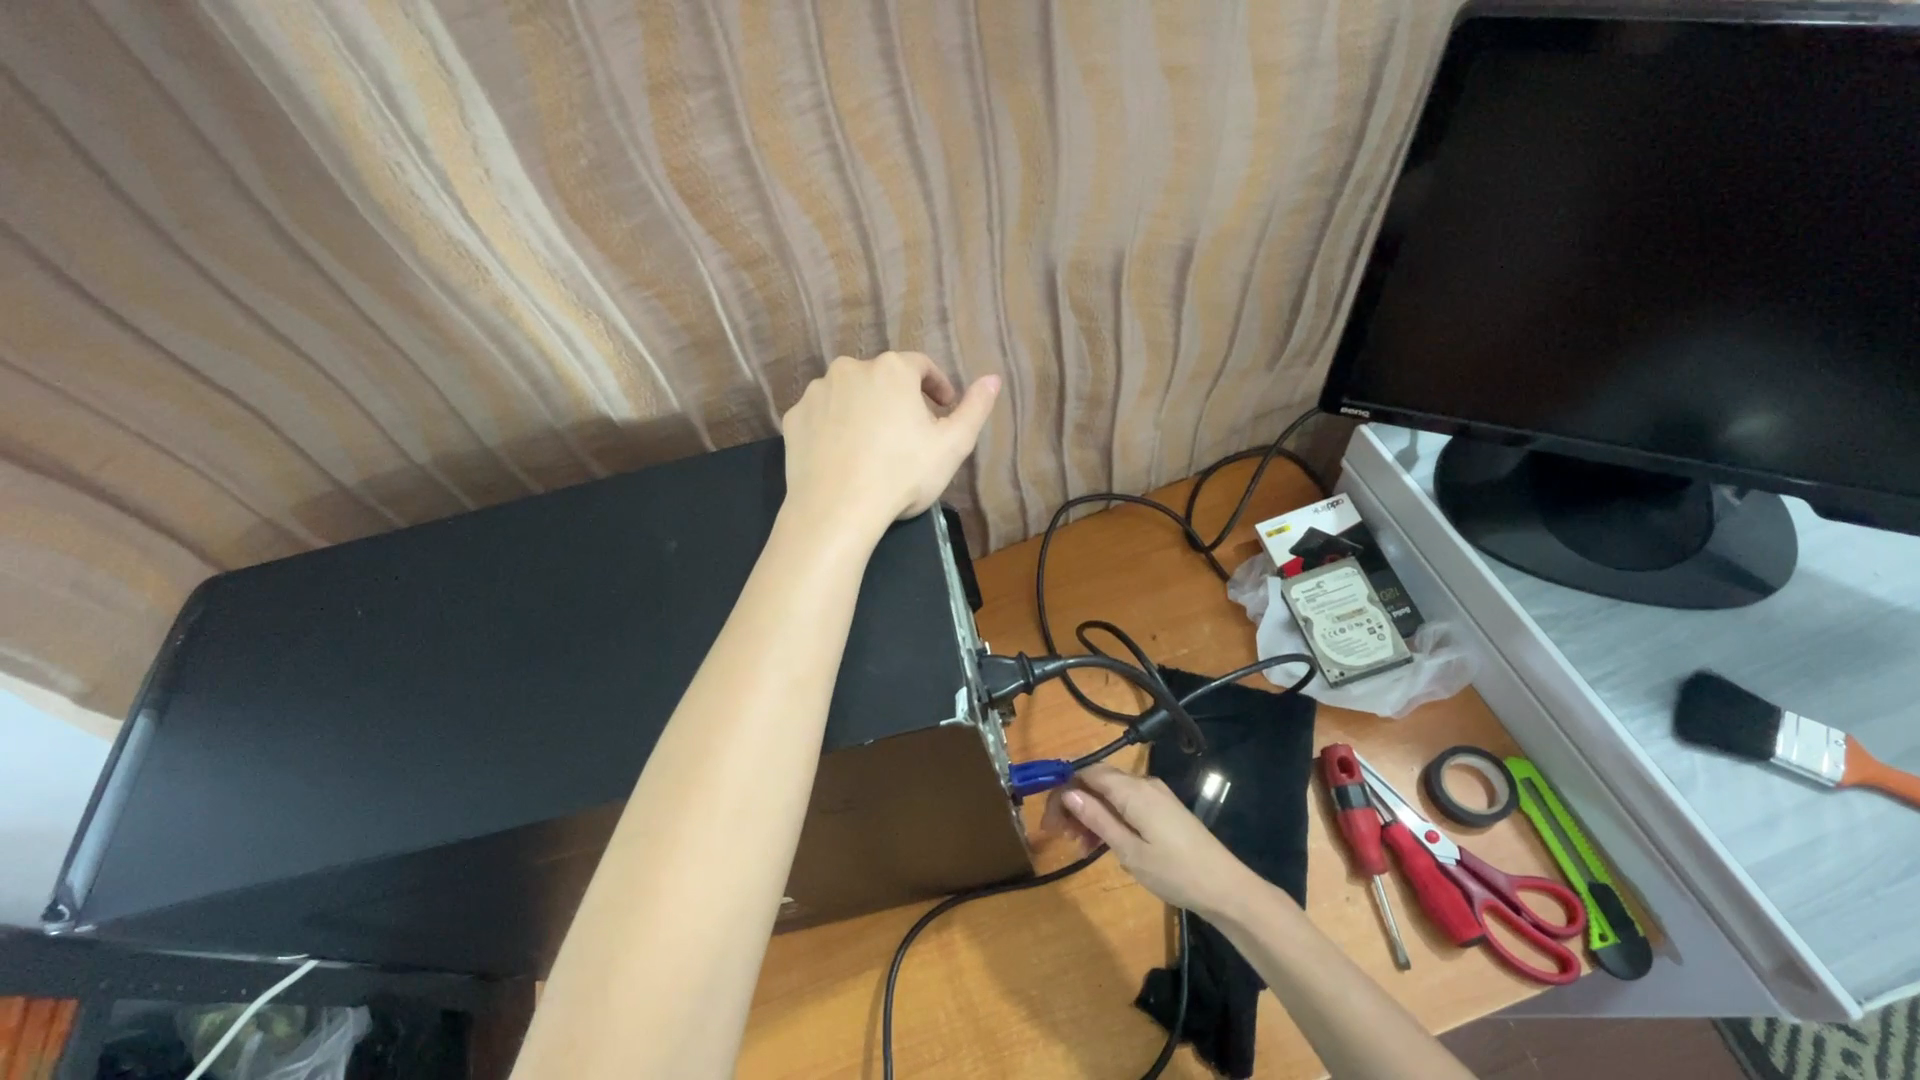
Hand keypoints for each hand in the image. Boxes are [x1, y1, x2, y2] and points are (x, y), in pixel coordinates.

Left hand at [779, 352, 1000, 531]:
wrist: (836, 511)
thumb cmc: (902, 475)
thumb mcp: (952, 446)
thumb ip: (975, 408)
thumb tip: (992, 379)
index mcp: (892, 369)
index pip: (921, 366)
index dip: (936, 386)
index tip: (944, 408)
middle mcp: (850, 369)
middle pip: (883, 378)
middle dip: (898, 400)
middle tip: (909, 434)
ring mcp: (817, 392)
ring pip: (849, 394)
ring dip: (864, 411)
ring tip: (874, 447)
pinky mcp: (794, 418)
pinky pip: (822, 416)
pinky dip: (835, 427)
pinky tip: (845, 455)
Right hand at [1043, 764, 1260, 918]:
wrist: (1226, 888)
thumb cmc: (1174, 872)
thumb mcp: (1129, 851)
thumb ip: (1097, 819)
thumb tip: (1067, 793)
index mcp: (1133, 790)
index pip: (1086, 773)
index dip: (1061, 791)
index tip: (1049, 821)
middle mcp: (1144, 784)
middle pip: (1097, 781)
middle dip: (1074, 804)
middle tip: (1061, 837)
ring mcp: (1156, 796)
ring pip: (1111, 794)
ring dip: (1091, 814)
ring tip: (1081, 847)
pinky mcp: (1164, 810)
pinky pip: (1127, 804)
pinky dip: (1110, 819)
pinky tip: (1103, 844)